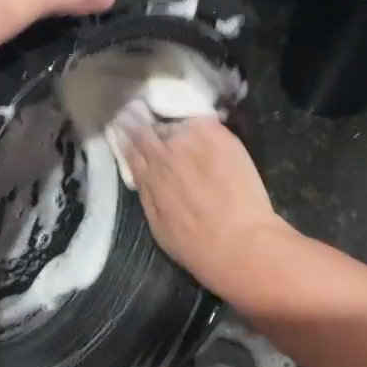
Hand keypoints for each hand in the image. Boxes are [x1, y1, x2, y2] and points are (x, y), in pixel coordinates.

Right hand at [123, 117, 287, 281]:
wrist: (239, 240)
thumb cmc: (196, 245)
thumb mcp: (158, 227)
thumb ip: (147, 193)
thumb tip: (140, 171)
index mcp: (150, 177)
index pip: (131, 148)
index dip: (128, 140)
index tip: (126, 135)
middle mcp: (167, 152)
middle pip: (149, 130)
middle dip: (145, 128)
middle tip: (151, 131)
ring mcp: (194, 139)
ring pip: (176, 125)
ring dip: (174, 131)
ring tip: (183, 142)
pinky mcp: (220, 134)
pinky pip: (201, 121)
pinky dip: (197, 127)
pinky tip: (204, 139)